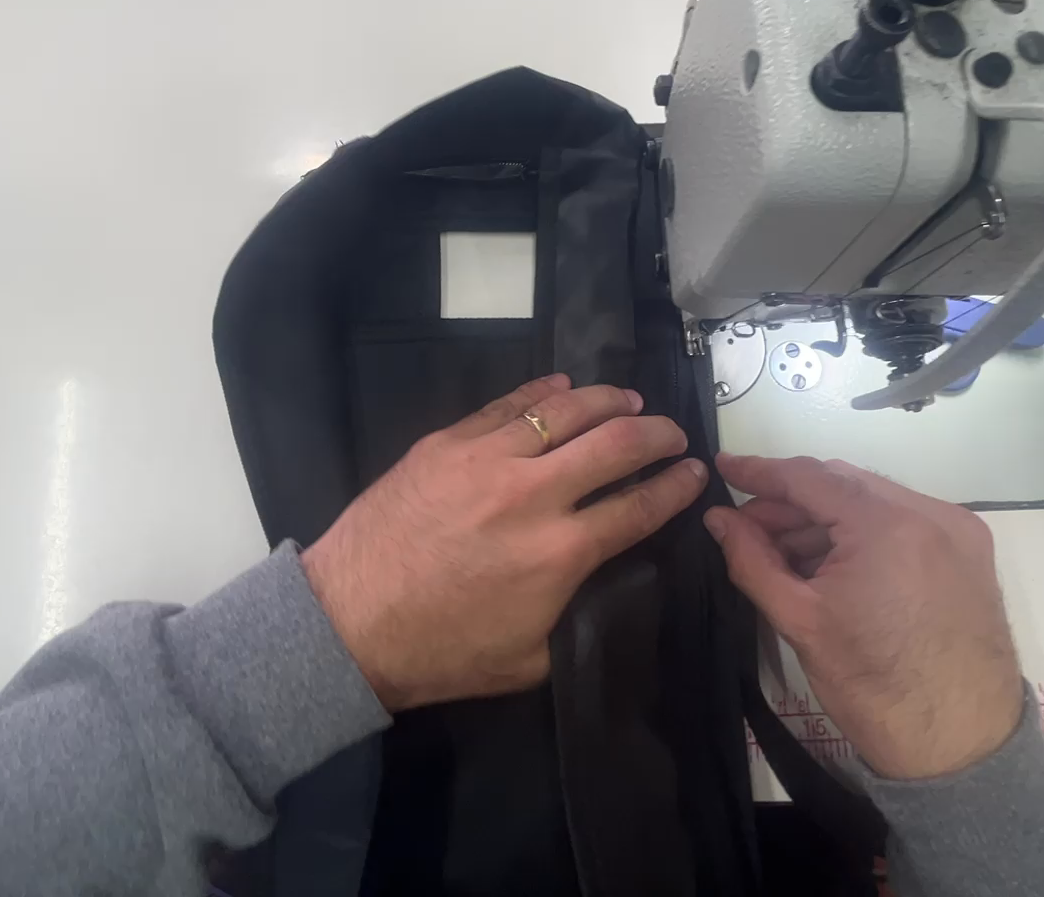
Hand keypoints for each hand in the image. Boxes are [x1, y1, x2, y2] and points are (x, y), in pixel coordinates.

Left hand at [301, 374, 707, 711]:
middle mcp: (534, 494)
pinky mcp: (448, 441)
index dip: (676, 486)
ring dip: (607, 400)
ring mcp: (488, 458)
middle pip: (615, 444)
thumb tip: (598, 569)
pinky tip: (563, 385)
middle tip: (672, 432)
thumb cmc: (441, 651)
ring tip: (629, 399)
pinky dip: (543, 391)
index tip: (694, 473)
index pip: (639, 506)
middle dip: (657, 433)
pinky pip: (507, 404)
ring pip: (565, 410)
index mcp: (561, 553)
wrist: (350, 622)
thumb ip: (576, 610)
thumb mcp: (530, 658)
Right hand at [706, 454, 1021, 779]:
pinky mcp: (969, 551)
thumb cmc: (872, 686)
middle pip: (841, 484)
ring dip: (821, 517)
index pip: (810, 477)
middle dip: (789, 500)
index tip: (723, 466)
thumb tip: (717, 518)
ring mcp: (957, 530)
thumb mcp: (798, 619)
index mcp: (889, 527)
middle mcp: (931, 513)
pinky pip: (899, 520)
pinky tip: (826, 561)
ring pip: (870, 500)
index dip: (760, 470)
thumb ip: (750, 558)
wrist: (961, 750)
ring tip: (780, 550)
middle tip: (745, 525)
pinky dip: (858, 531)